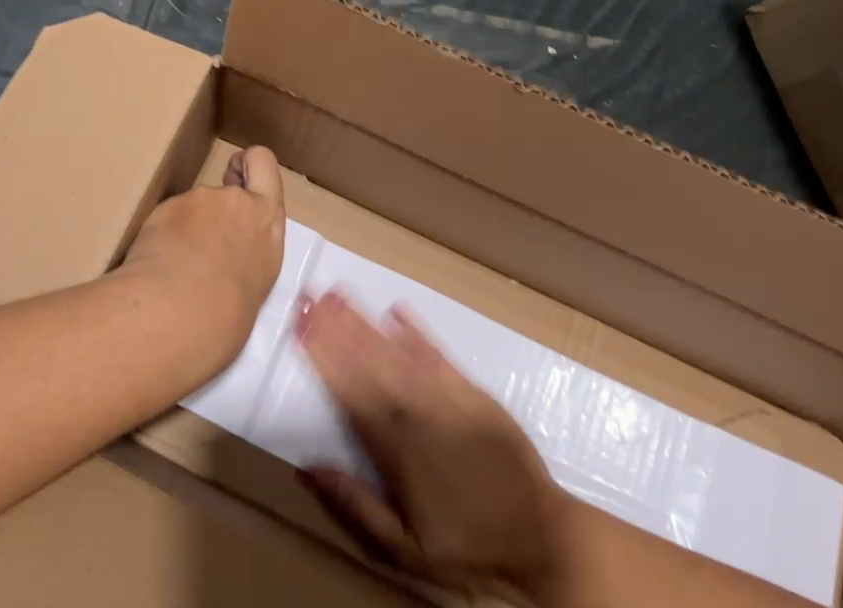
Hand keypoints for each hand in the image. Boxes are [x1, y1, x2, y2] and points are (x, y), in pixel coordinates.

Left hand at [119, 146, 285, 346]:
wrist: (179, 315)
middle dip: (213, 213)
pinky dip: (162, 237)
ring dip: (186, 229)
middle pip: (225, 193)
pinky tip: (156, 267)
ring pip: (192, 208)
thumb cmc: (228, 318)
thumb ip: (249, 257)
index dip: (248, 166)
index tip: (238, 179)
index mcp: (268, 222)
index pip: (264, 163)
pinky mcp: (164, 209)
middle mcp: (236, 201)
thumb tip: (230, 268)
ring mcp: (198, 200)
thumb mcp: (258, 284)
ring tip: (176, 269)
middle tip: (201, 249)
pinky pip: (165, 220)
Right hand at [295, 290, 574, 602]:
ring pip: (399, 353)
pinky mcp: (477, 394)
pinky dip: (418, 333)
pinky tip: (397, 311)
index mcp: (395, 449)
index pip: (348, 392)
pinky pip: (441, 356)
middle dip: (336, 328)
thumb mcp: (402, 548)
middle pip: (369, 363)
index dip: (322, 357)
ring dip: (367, 322)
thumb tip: (306, 466)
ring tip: (341, 294)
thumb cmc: (466, 546)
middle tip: (310, 296)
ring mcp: (450, 399)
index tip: (300, 327)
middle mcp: (419, 414)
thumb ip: (354, 504)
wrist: (542, 537)